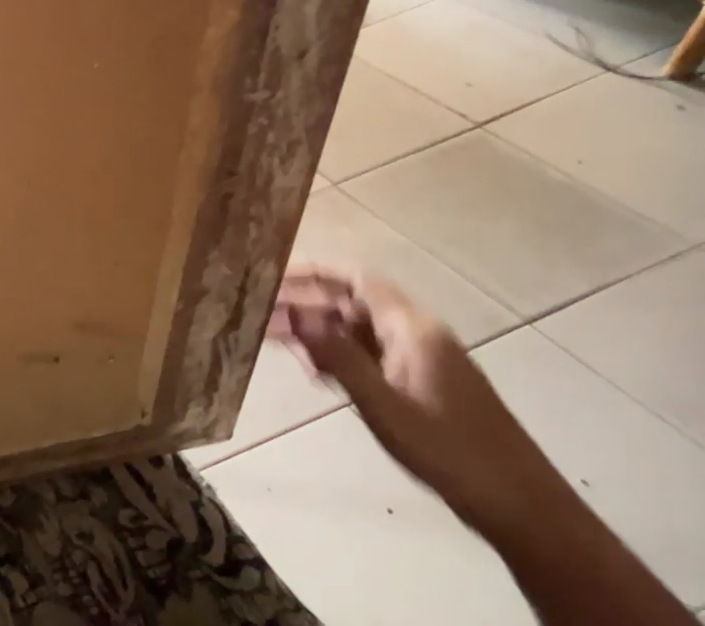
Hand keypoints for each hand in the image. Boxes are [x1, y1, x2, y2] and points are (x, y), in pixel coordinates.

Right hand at [268, 267, 570, 534]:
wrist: (520, 504)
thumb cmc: (449, 451)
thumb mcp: (382, 404)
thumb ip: (336, 355)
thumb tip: (292, 312)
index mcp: (412, 329)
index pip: (356, 279)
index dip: (312, 272)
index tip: (268, 277)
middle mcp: (418, 333)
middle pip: (354, 301)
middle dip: (306, 303)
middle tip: (258, 313)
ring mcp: (422, 358)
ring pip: (360, 328)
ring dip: (319, 330)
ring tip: (276, 342)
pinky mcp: (423, 381)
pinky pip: (371, 352)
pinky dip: (339, 354)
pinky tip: (316, 372)